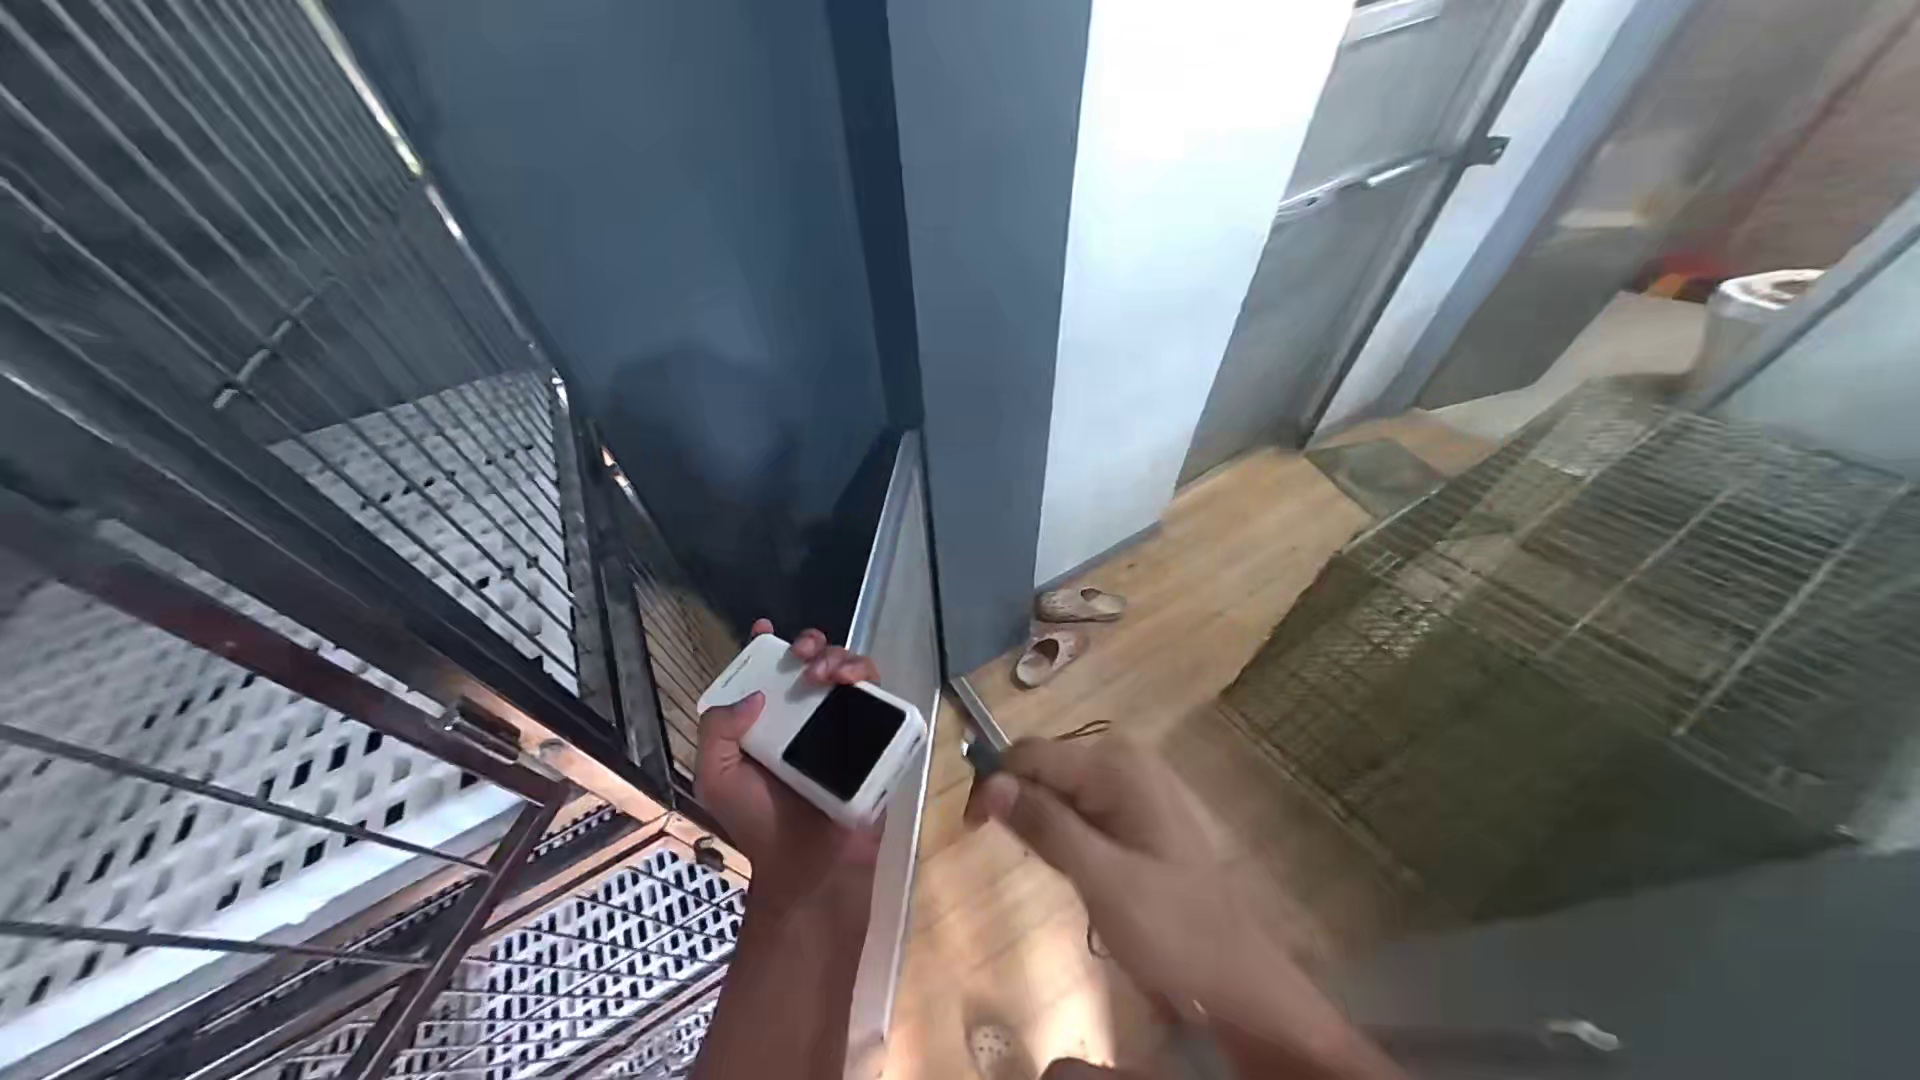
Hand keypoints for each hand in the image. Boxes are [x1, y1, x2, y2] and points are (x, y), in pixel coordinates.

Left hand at [696, 620, 883, 919]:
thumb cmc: (758, 821)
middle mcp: (804, 714)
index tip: (765, 629)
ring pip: (846, 669)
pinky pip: (875, 695)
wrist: (805, 864)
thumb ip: (716, 732)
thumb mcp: (716, 777)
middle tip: (802, 654)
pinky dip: (866, 677)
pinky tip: (852, 682)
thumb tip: (755, 694)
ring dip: (838, 657)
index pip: (767, 671)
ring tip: (825, 673)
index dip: (766, 645)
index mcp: (768, 719)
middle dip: (809, 644)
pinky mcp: (870, 734)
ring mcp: (840, 722)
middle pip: (812, 661)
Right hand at [966, 738, 1401, 1079]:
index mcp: (1117, 765)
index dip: (995, 783)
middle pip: (1043, 762)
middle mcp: (1123, 757)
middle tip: (1024, 858)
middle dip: (1019, 800)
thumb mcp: (1102, 879)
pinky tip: (1075, 861)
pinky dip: (1062, 826)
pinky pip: (1079, 800)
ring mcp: (1132, 780)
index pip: (1030, 753)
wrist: (1235, 974)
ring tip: (1053, 866)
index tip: (972, 828)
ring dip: (1039, 817)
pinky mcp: (1134, 804)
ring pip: (1058, 783)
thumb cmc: (1171, 929)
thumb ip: (1046, 825)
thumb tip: (989, 782)